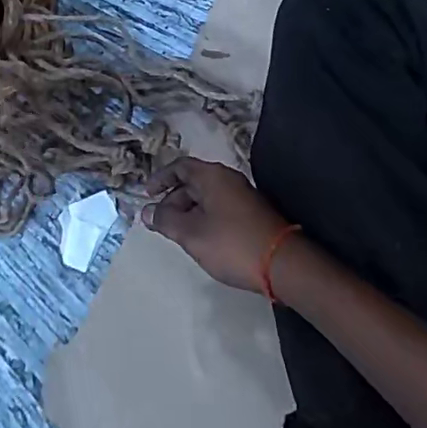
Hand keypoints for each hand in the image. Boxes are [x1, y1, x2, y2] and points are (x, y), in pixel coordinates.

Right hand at [142, 158, 294, 292]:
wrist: (281, 261)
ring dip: (187, 211)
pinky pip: (218, 207)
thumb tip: (147, 211)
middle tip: (159, 224)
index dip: (161, 178)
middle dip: (172, 200)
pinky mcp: (249, 212)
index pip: (181, 166)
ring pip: (206, 196)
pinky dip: (203, 218)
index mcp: (213, 176)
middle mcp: (228, 179)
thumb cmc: (231, 243)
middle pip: (193, 181)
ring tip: (177, 235)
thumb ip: (166, 220)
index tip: (145, 195)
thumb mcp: (191, 233)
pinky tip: (200, 239)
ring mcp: (241, 195)